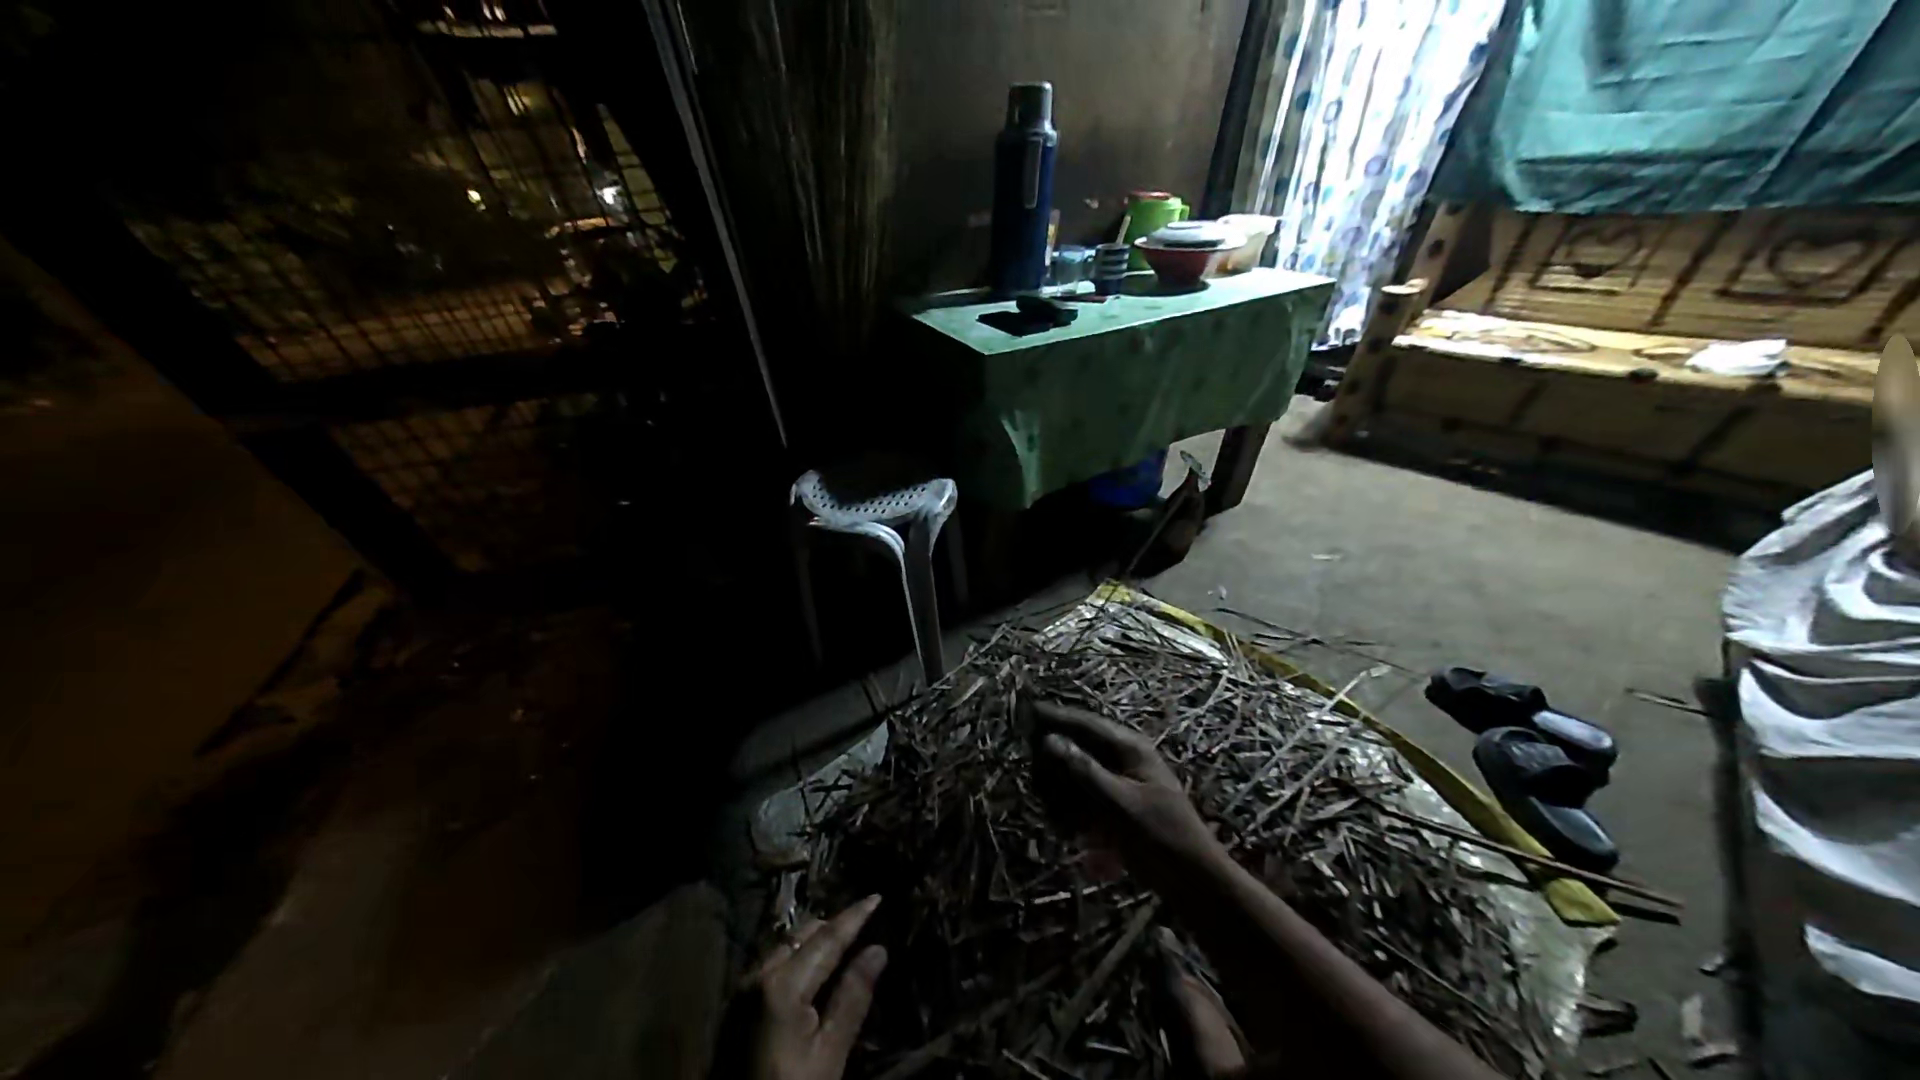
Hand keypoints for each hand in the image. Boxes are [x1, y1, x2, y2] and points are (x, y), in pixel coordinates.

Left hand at [745, 895, 888, 1079]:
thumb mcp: (830, 1053)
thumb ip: (852, 997)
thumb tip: (877, 950)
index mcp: (783, 984)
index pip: (828, 938)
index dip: (854, 916)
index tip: (877, 896)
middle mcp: (759, 974)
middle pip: (804, 934)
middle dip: (834, 925)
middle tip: (863, 921)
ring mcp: (743, 988)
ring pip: (786, 945)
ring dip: (814, 939)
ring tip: (842, 939)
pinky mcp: (737, 1004)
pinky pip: (773, 963)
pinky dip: (797, 956)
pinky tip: (812, 967)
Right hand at [1027, 700, 1229, 893]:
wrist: (1196, 882)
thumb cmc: (1161, 838)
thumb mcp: (1119, 803)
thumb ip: (1084, 770)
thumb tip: (1049, 740)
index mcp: (1130, 748)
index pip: (1086, 723)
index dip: (1056, 717)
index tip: (1026, 712)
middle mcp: (1126, 758)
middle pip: (1080, 746)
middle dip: (1055, 761)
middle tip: (1034, 776)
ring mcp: (1123, 782)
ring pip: (1079, 773)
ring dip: (1062, 789)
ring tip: (1051, 811)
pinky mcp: (1119, 805)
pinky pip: (1086, 797)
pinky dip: (1073, 809)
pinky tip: (1066, 829)